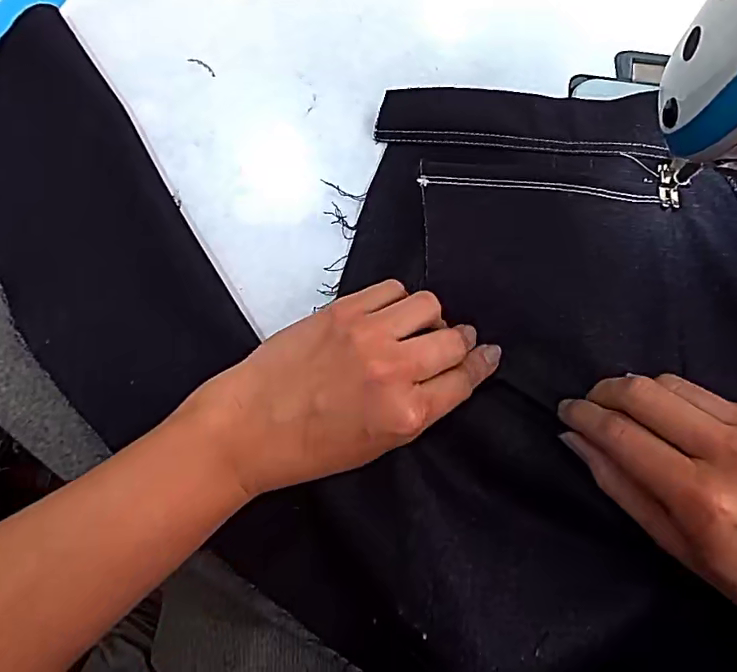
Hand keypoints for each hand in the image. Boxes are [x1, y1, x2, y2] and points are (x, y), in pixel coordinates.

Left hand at [174, 280, 499, 499]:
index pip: (464, 380)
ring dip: (430, 317)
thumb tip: (454, 372)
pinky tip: (388, 315)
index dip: (482, 364)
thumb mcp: (378, 444)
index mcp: (404, 415)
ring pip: (429, 305)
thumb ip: (421, 408)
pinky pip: (394, 289)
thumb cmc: (309, 446)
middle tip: (457, 340)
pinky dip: (399, 300)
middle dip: (463, 341)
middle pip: (455, 339)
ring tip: (415, 328)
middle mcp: (393, 371)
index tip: (490, 354)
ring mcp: (368, 335)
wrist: (247, 427)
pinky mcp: (345, 310)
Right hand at [558, 374, 736, 671]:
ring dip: (644, 392)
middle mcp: (733, 450)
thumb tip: (579, 442)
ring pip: (677, 382)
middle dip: (607, 390)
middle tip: (590, 401)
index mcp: (704, 498)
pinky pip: (714, 396)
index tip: (566, 410)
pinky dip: (689, 406)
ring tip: (631, 410)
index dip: (586, 416)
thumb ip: (625, 491)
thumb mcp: (683, 554)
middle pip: (646, 390)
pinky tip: (690, 429)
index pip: (623, 434)